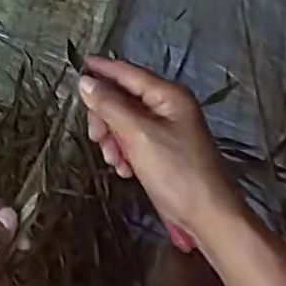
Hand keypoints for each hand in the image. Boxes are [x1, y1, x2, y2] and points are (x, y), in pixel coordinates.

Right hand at [79, 57, 245, 244]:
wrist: (209, 220)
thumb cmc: (176, 172)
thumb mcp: (138, 134)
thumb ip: (109, 105)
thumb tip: (85, 81)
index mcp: (167, 95)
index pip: (126, 72)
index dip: (101, 68)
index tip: (77, 65)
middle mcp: (167, 106)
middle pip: (122, 97)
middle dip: (104, 116)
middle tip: (95, 136)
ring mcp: (165, 128)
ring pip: (123, 120)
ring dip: (112, 137)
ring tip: (112, 159)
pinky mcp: (162, 149)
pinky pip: (132, 138)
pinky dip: (123, 150)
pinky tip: (123, 168)